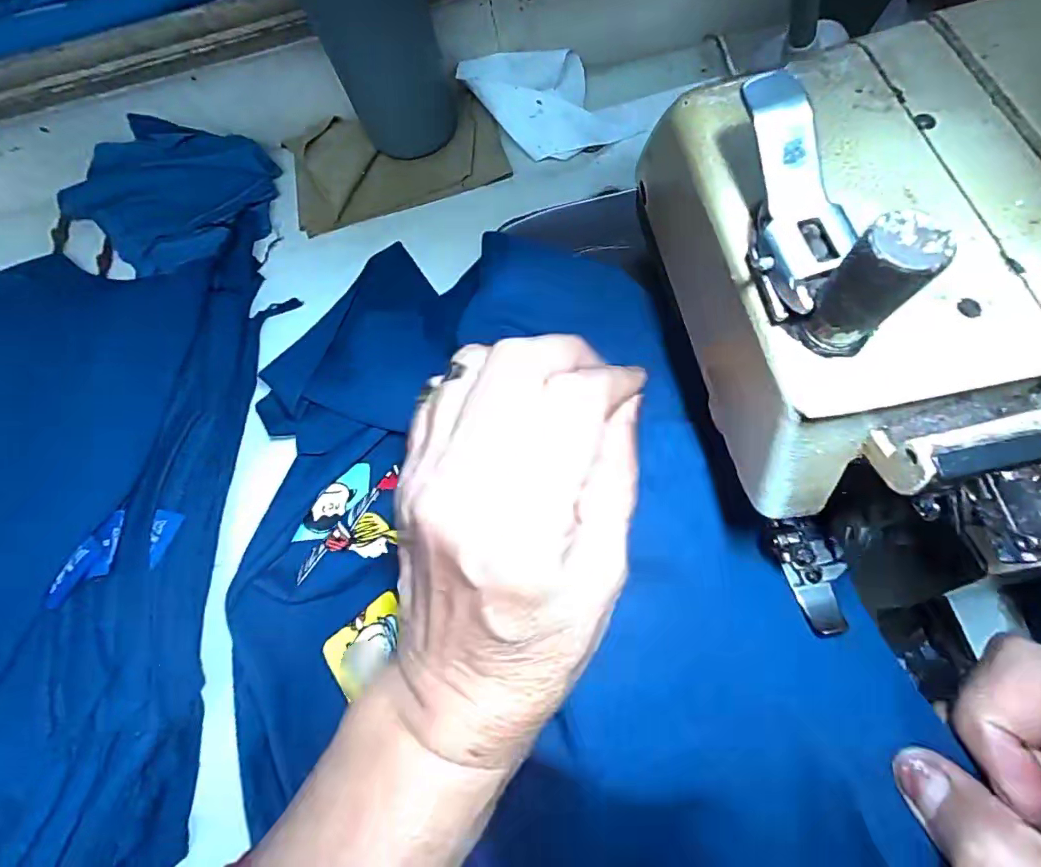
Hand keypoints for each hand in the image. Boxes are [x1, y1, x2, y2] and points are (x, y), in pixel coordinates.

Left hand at [389, 335, 644, 770]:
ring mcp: (423, 474)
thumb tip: (623, 399)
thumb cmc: (542, 647)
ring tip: (557, 385)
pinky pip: (441, 389)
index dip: (611, 380)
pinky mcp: (408, 472)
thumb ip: (616, 476)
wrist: (450, 687)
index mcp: (521, 526)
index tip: (632, 386)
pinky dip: (483, 378)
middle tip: (597, 377)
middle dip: (569, 352)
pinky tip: (510, 402)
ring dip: (526, 359)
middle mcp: (460, 485)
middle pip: (514, 364)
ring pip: (473, 364)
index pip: (569, 404)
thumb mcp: (605, 574)